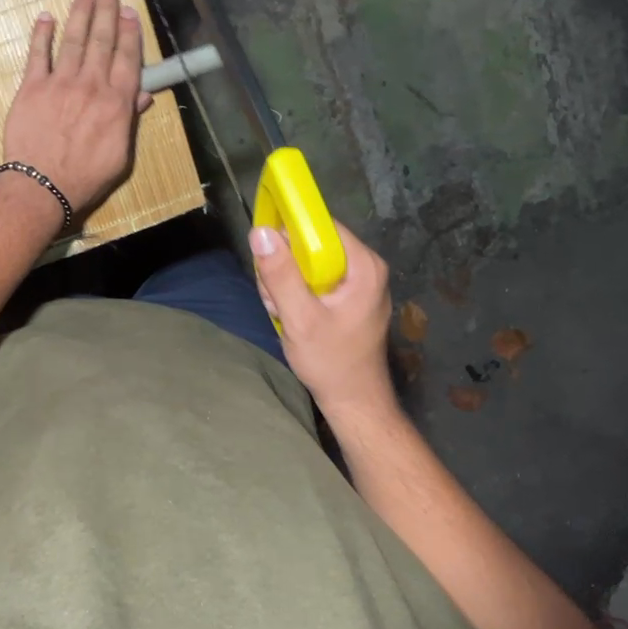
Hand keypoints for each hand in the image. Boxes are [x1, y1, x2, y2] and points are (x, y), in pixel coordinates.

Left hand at [0, 0, 153, 215]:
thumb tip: (142, 95)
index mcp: (117, 102)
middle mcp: (91, 85)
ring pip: (73, 39)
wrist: (41, 187)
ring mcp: (60, 83)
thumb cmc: (84, 179)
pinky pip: (38, 54)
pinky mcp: (32, 87)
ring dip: (79, 12)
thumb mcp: (120, 156)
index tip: (129, 11)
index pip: (127, 58)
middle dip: (106, 9)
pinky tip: (46, 17)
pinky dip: (42, 34)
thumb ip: (129, 120)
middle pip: (101, 40)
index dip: (129, 31)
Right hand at [251, 222, 396, 413]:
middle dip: (286, 268)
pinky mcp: (350, 298)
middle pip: (313, 245)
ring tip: (283, 313)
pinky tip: (291, 318)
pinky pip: (316, 280)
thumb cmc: (330, 361)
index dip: (291, 235)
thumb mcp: (299, 318)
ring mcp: (359, 283)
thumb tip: (261, 232)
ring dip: (287, 285)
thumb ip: (281, 275)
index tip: (269, 258)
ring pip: (310, 264)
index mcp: (363, 266)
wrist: (354, 401)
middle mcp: (366, 267)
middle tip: (277, 299)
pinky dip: (297, 295)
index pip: (322, 227)